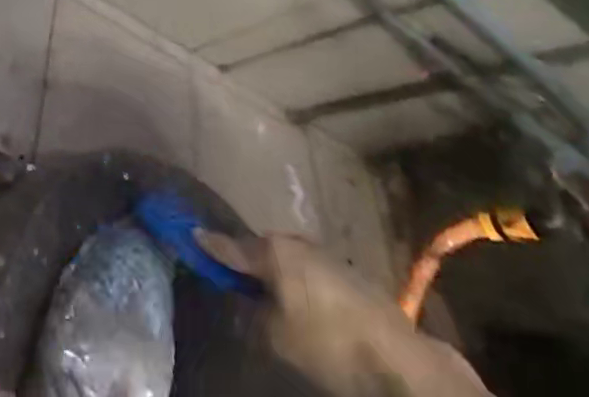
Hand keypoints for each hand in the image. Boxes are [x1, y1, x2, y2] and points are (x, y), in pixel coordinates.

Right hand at [197, 231, 491, 396]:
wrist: (397, 355)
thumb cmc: (328, 342)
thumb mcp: (276, 335)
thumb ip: (252, 311)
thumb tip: (246, 299)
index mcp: (273, 252)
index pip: (231, 247)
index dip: (209, 244)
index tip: (191, 233)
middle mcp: (295, 243)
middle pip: (262, 250)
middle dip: (248, 261)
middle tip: (233, 276)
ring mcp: (324, 253)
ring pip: (288, 259)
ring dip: (275, 271)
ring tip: (266, 291)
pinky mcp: (347, 271)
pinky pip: (309, 269)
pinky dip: (298, 280)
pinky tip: (300, 300)